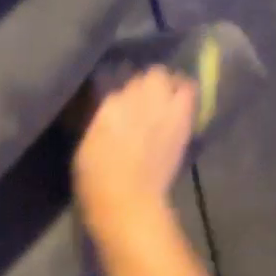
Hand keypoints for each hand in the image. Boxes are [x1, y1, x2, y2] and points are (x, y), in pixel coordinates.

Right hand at [72, 66, 195, 245]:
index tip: (117, 96)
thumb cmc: (96, 178)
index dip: (118, 86)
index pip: (118, 79)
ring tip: (163, 98)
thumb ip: (101, 117)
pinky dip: (184, 97)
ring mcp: (165, 110)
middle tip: (141, 97)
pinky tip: (175, 109)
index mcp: (109, 105)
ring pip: (173, 80)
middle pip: (150, 74)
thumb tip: (110, 103)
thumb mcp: (86, 143)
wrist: (127, 201)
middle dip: (147, 82)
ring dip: (168, 86)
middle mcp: (139, 100)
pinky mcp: (183, 123)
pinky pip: (188, 96)